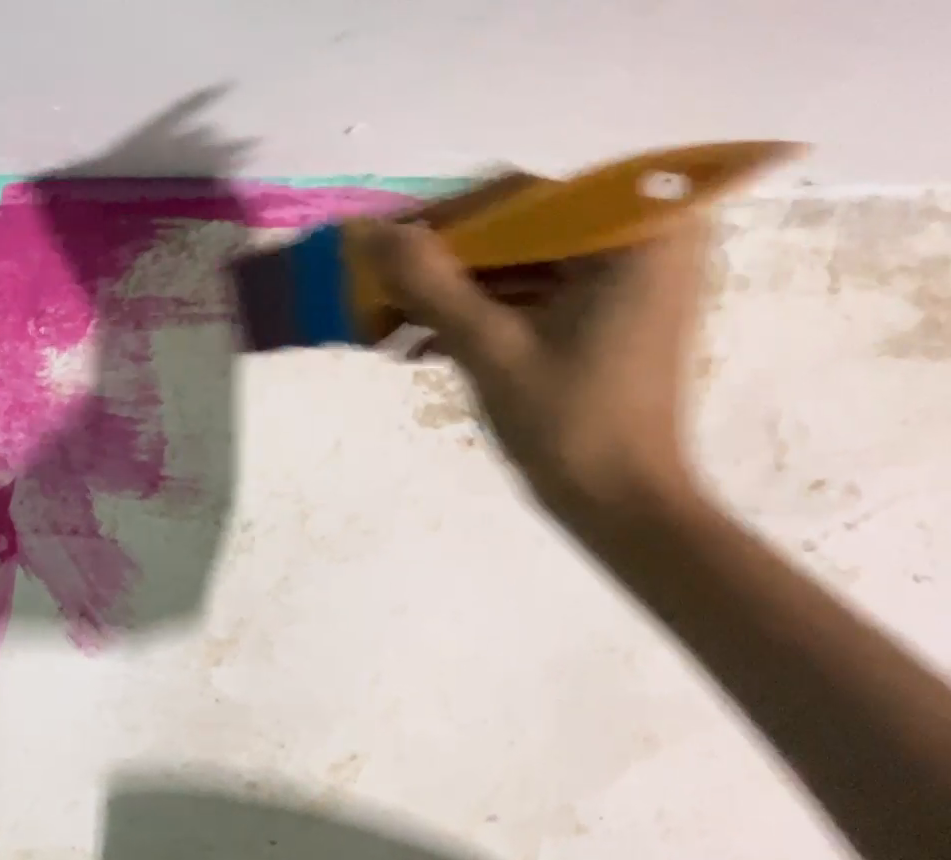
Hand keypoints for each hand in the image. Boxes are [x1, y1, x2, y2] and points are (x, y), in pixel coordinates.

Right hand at [359, 213, 710, 524]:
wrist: (622, 503)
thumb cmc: (567, 422)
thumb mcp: (488, 346)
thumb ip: (429, 282)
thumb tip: (366, 231)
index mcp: (640, 229)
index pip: (519, 199)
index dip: (439, 222)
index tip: (379, 249)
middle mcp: (649, 234)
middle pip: (521, 227)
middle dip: (445, 262)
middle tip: (381, 289)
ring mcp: (633, 274)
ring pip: (522, 260)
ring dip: (455, 290)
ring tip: (393, 324)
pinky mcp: (614, 309)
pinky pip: (537, 289)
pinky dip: (483, 311)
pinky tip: (428, 342)